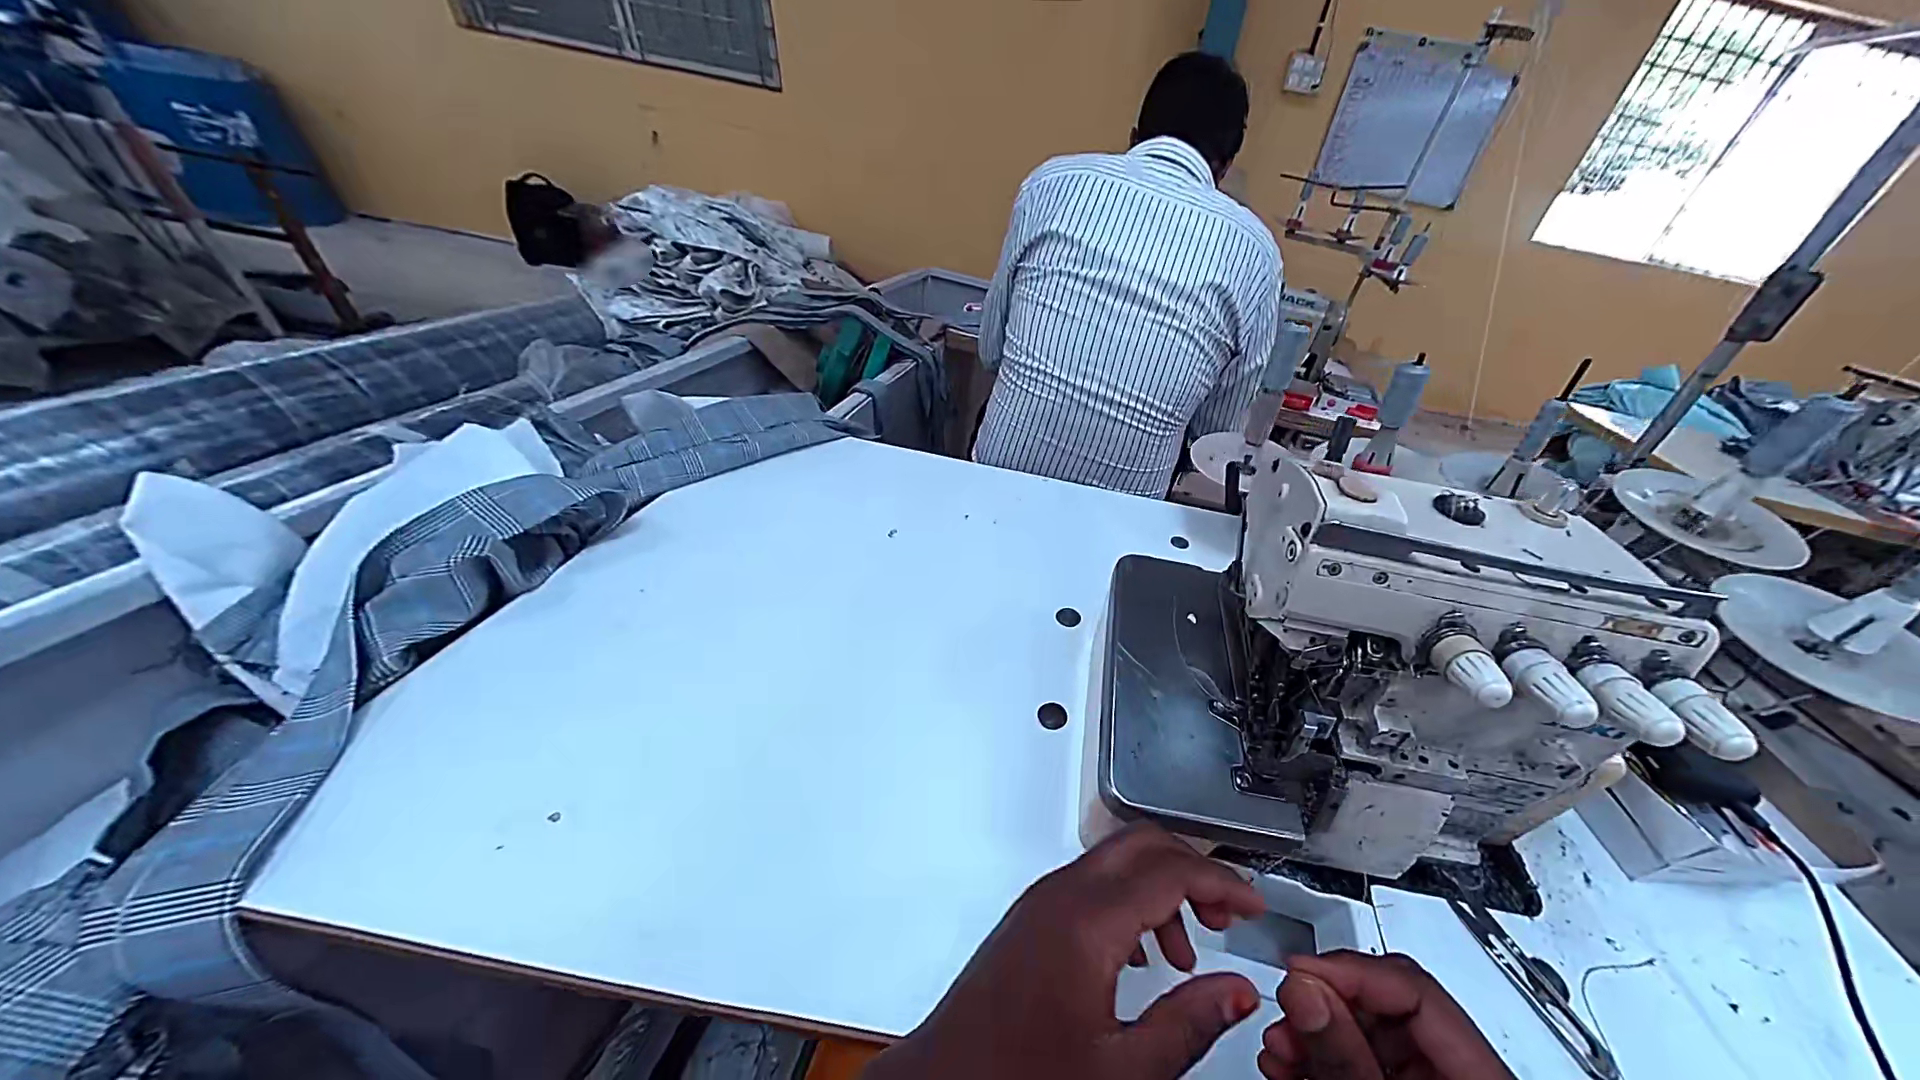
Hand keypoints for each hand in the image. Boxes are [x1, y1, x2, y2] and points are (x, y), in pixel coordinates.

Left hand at [864, 823, 1267, 1079]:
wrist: (949, 1075)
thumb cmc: (1017, 1072)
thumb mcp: (1122, 1070)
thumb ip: (1188, 1024)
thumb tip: (1235, 992)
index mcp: (1086, 922)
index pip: (1169, 871)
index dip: (1222, 882)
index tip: (1253, 903)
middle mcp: (1060, 895)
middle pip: (1140, 843)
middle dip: (1192, 868)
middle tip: (1227, 913)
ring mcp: (1042, 899)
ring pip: (1115, 859)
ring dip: (1159, 886)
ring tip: (1185, 948)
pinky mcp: (1032, 913)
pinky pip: (1091, 883)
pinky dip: (1128, 899)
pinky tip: (1141, 954)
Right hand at [1259, 951, 1513, 1079]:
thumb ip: (1346, 1055)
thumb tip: (1303, 984)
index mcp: (1487, 1077)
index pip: (1413, 986)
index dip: (1347, 969)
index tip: (1295, 969)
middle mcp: (1465, 1072)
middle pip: (1383, 1004)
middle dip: (1319, 1002)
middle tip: (1282, 1016)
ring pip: (1363, 1029)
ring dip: (1309, 1030)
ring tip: (1279, 1047)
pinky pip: (1361, 1057)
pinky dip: (1318, 1055)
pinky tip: (1290, 1062)